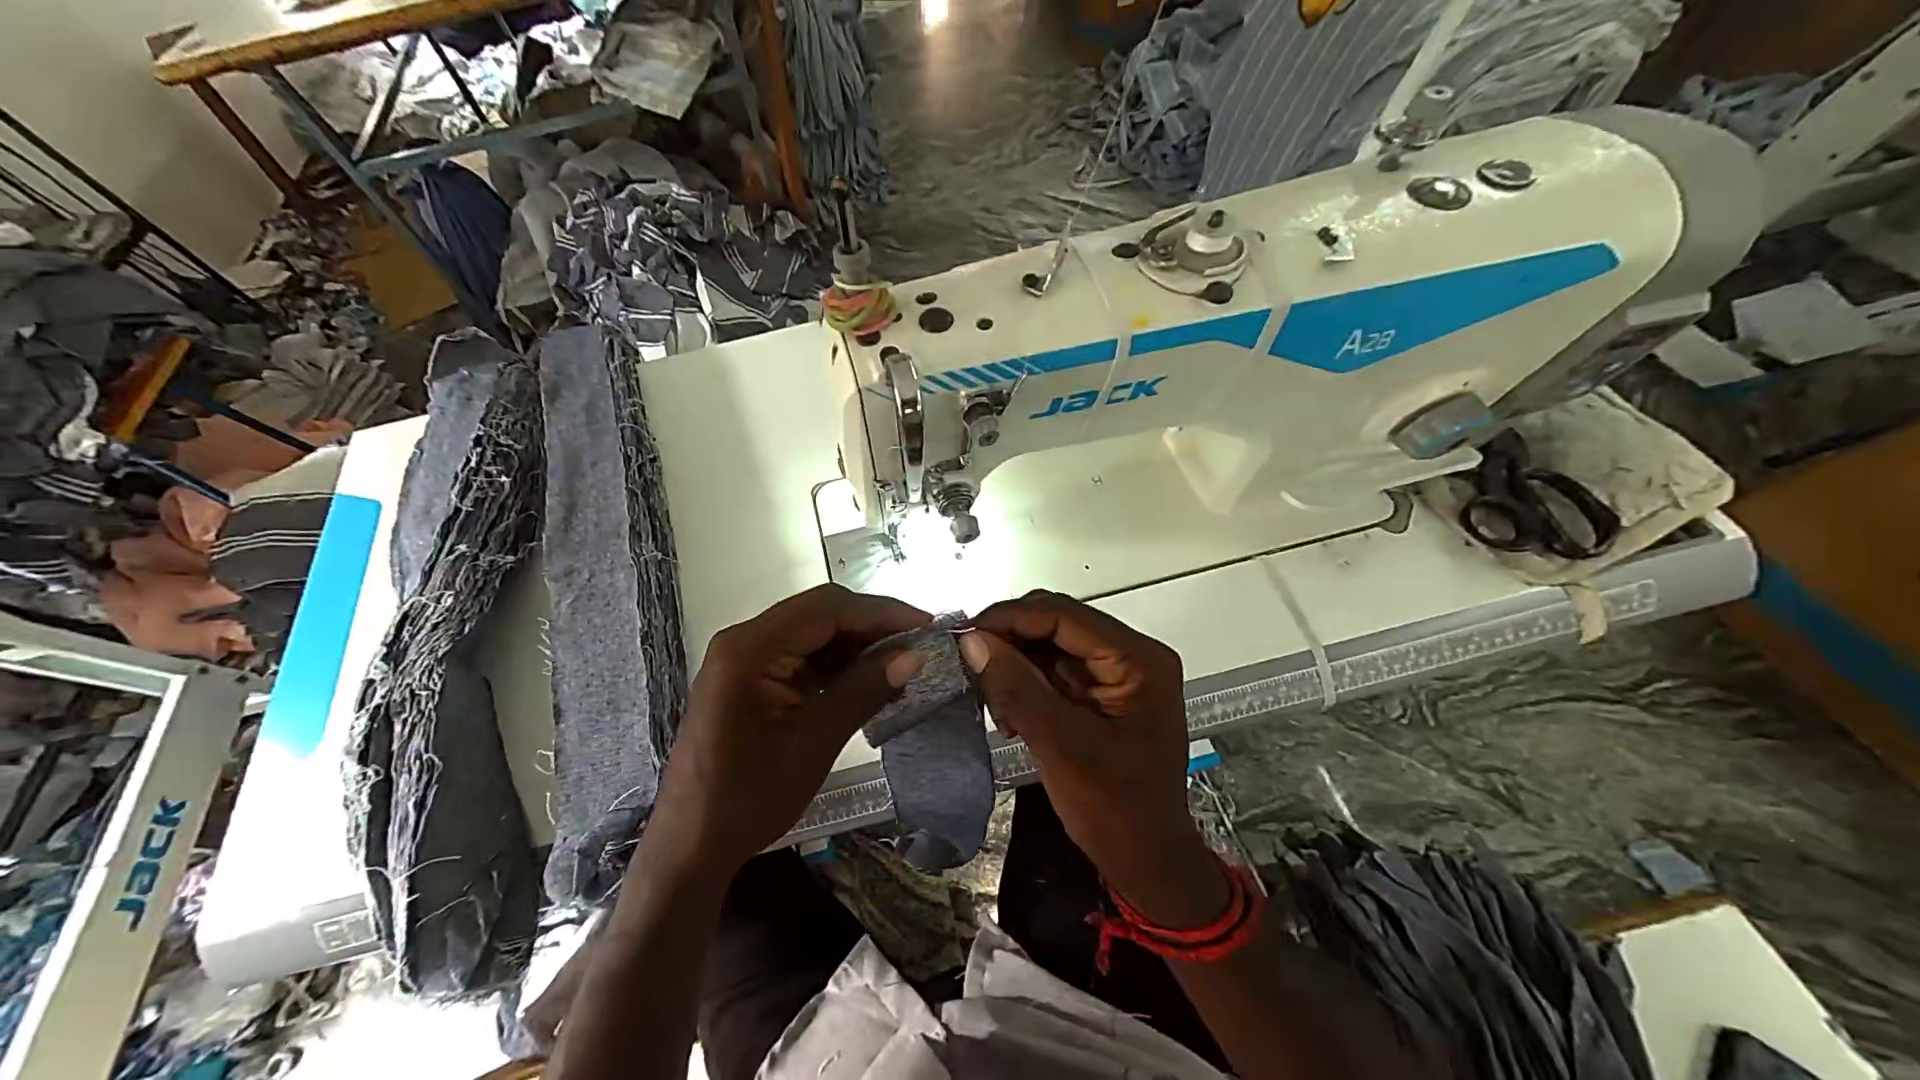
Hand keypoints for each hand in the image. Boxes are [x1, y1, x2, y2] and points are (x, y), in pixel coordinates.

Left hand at [645, 584, 930, 876]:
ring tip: (900, 665)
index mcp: (748, 650)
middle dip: (871, 626)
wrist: (690, 848)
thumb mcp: (813, 744)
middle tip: (918, 645)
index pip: (826, 609)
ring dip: (856, 646)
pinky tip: (867, 682)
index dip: (880, 612)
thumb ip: (862, 692)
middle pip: (819, 615)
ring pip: (813, 634)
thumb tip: (913, 656)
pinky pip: (801, 658)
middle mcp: (743, 643)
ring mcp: (744, 661)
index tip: (925, 625)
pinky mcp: (750, 681)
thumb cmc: (746, 800)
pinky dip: (836, 666)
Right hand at [960, 591, 1226, 925]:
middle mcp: (1130, 657)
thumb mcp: (1063, 746)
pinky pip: (1051, 672)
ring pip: (1049, 646)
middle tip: (971, 668)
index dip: (1011, 618)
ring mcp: (1114, 675)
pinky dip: (1024, 686)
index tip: (965, 635)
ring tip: (992, 703)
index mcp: (1139, 661)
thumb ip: (1018, 687)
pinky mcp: (1098, 694)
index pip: (1065, 616)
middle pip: (1057, 625)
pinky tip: (1007, 715)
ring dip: (1014, 667)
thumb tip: (972, 641)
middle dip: (1010, 643)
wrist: (1146, 862)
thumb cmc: (1117, 809)